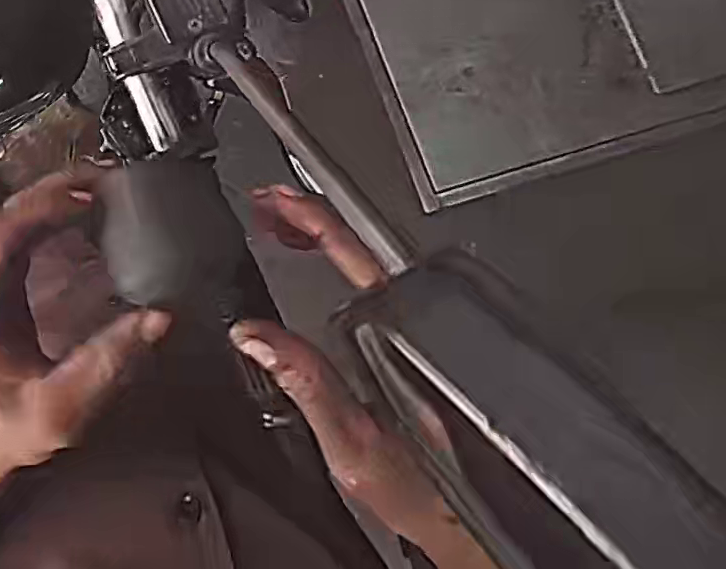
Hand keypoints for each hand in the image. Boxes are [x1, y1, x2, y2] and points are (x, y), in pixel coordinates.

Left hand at [0, 168, 172, 524]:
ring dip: (55, 197)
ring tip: (98, 187)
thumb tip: (154, 321)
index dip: (41, 208)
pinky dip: (53, 214)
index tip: (82, 198)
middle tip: (101, 180)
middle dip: (55, 191)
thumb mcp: (60, 409)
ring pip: (13, 216)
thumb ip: (108, 364)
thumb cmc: (6, 428)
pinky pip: (22, 231)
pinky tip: (82, 210)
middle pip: (7, 214)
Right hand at [236, 187, 493, 568]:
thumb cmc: (425, 493)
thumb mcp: (352, 445)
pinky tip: (312, 259)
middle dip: (306, 212)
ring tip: (281, 225)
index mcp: (395, 329)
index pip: (349, 249)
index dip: (308, 214)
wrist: (472, 524)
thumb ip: (303, 382)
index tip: (274, 199)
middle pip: (359, 240)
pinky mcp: (418, 336)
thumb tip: (253, 333)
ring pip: (368, 254)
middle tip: (267, 205)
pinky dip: (335, 255)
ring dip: (318, 229)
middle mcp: (414, 317)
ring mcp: (419, 324)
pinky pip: (371, 277)